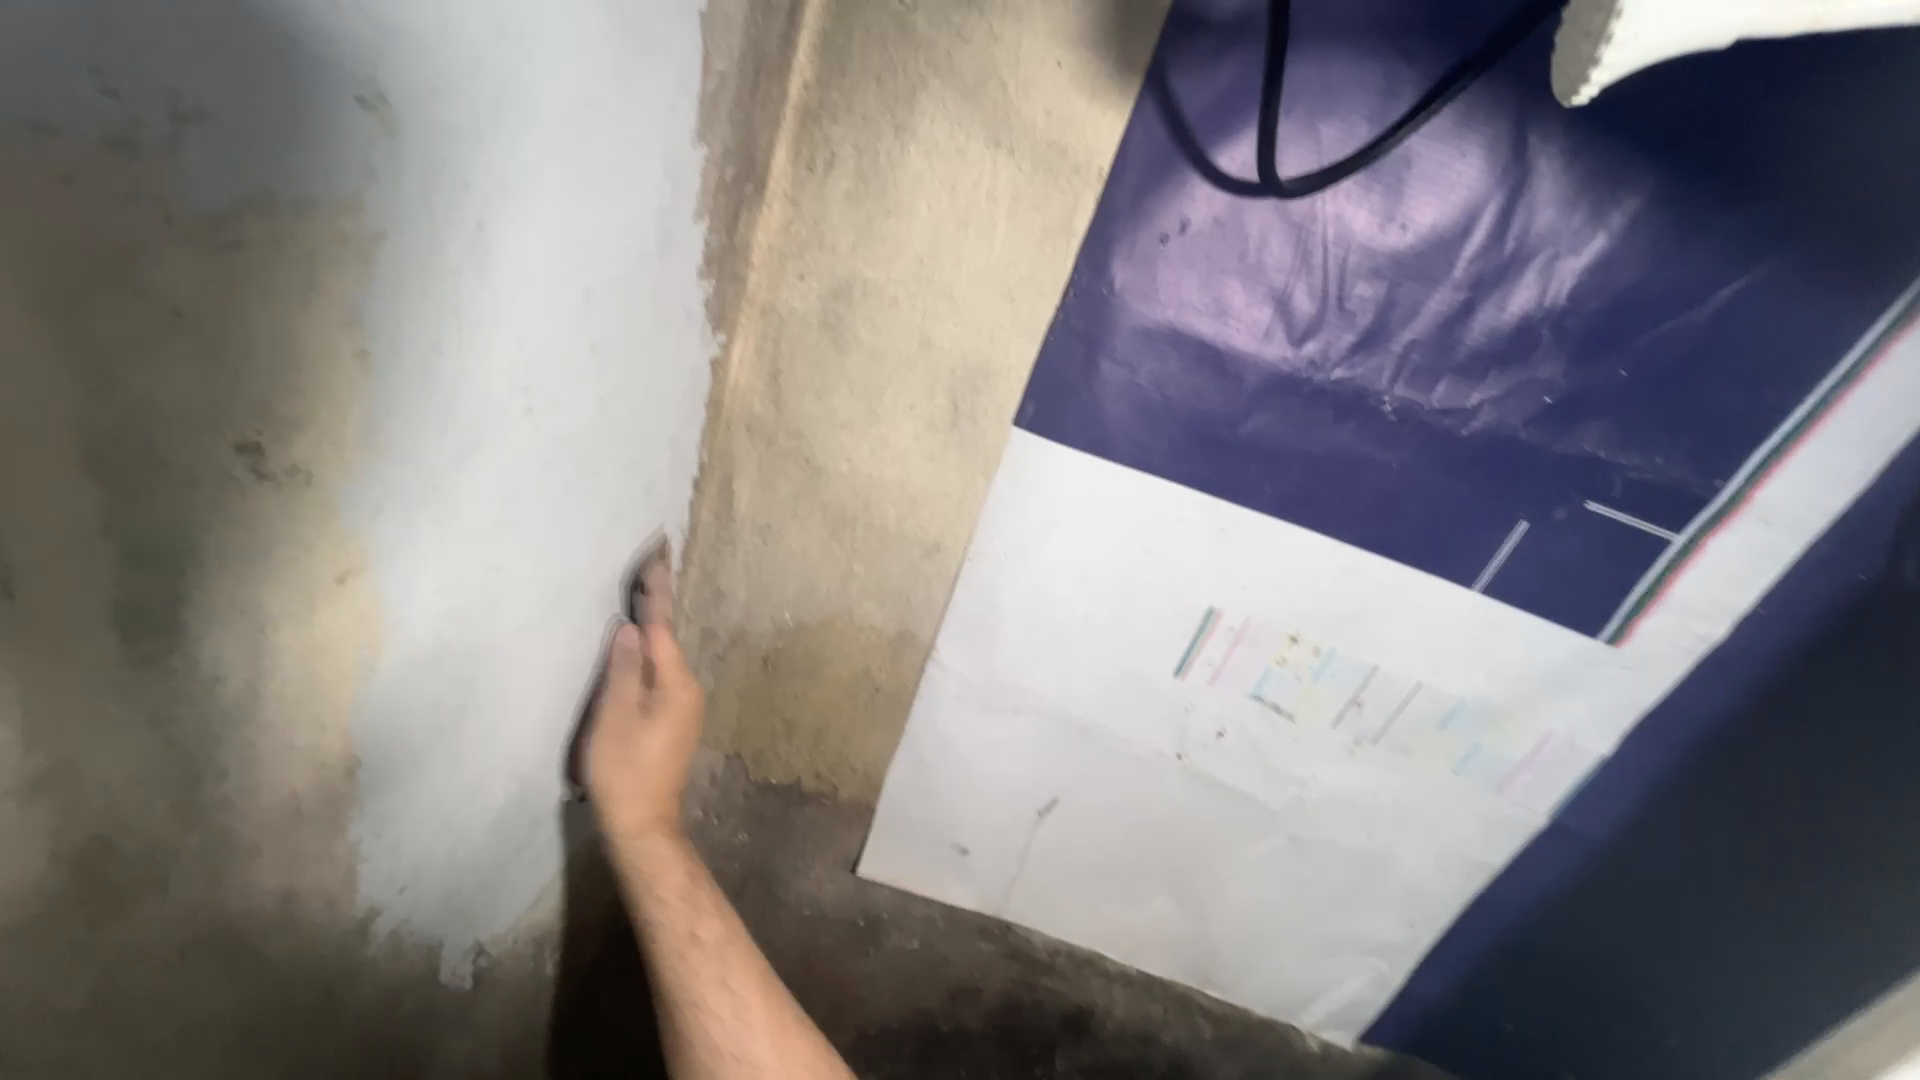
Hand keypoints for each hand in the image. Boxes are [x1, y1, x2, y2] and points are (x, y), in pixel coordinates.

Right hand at [585, 559, 703, 844]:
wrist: (644, 823)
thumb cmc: (624, 772)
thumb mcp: (615, 718)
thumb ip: (623, 671)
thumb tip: (630, 628)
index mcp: (677, 684)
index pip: (663, 628)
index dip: (656, 592)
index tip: (657, 557)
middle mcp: (689, 689)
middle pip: (668, 638)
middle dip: (658, 601)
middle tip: (652, 562)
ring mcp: (685, 705)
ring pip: (666, 656)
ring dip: (655, 625)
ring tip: (646, 589)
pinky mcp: (675, 718)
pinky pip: (663, 673)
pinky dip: (652, 651)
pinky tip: (642, 641)